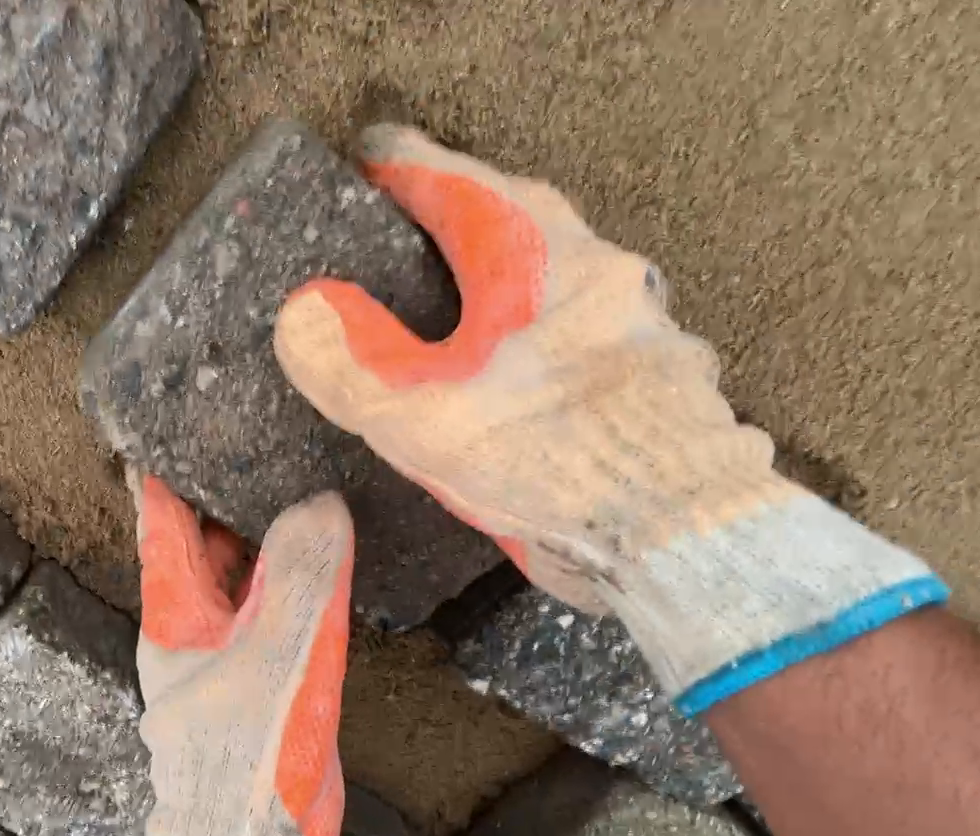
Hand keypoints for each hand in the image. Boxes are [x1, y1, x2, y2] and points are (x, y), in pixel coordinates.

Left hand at [105, 474, 352, 835]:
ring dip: (261, 539)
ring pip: (240, 580)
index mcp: (174, 617)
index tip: (171, 424)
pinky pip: (271, 614)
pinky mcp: (259, 682)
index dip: (166, 476)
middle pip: (202, 548)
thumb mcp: (277, 659)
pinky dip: (290, 583)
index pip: (163, 527)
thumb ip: (298, 580)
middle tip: (257, 442)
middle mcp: (192, 630)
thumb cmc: (245, 757)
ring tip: (295, 484)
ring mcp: (225, 657)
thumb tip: (317, 502)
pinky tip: (322, 560)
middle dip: (223, 499)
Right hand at [274, 125, 940, 711]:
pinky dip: (532, 333)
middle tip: (405, 223)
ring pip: (550, 276)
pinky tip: (511, 368)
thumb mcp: (420, 418)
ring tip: (451, 297)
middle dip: (457, 215)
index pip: (459, 186)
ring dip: (499, 277)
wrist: (674, 538)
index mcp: (539, 261)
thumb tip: (305, 310)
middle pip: (513, 219)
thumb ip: (350, 361)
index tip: (370, 154)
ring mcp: (633, 322)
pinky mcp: (648, 374)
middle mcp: (598, 272)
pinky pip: (574, 328)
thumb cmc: (550, 464)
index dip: (406, 167)